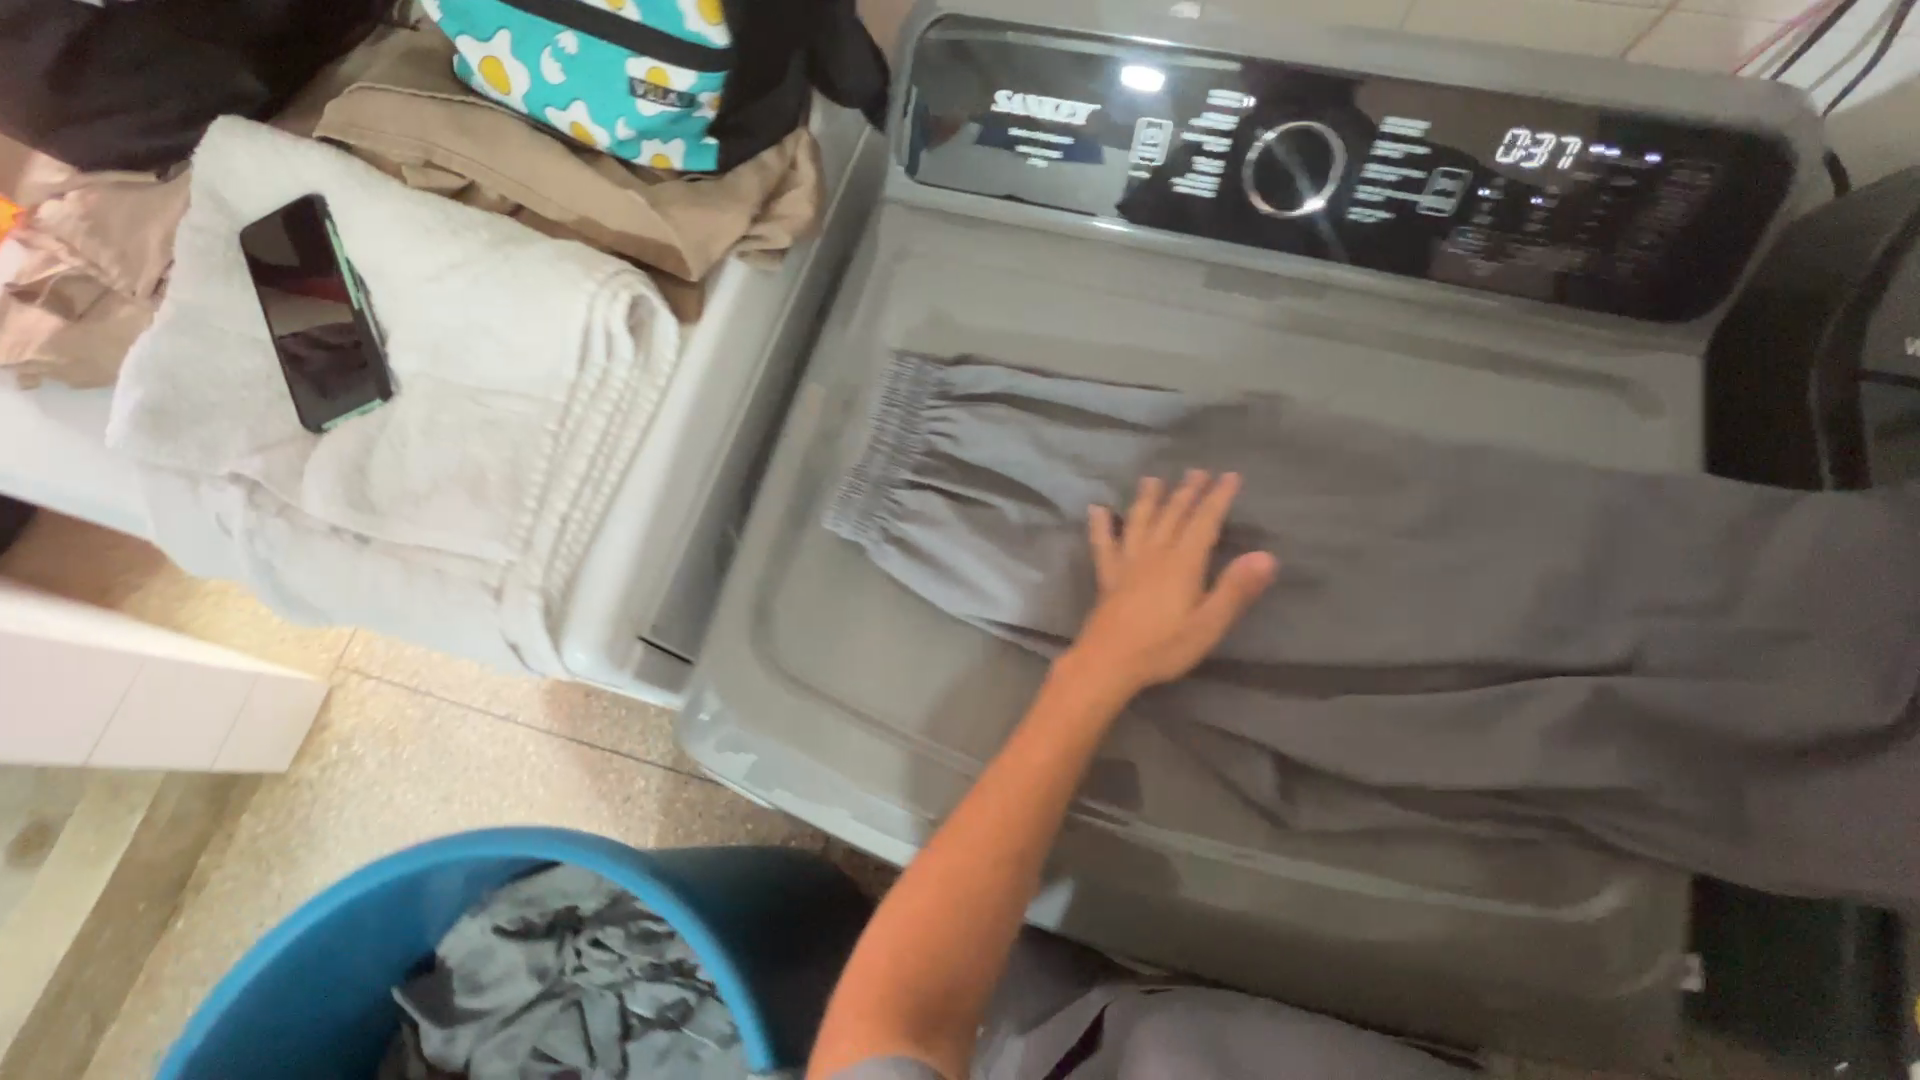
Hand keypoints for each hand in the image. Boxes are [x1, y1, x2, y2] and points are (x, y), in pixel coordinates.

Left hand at [1065, 470, 1278, 695]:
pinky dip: (1101, 525)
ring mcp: (1126, 564)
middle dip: (1187, 491)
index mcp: (1182, 564)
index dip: (1218, 498)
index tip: (1229, 475)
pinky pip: (1103, 543)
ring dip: (1148, 499)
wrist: (1107, 662)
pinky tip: (1097, 509)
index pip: (1204, 522)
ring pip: (1139, 522)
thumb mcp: (1208, 625)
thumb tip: (1267, 555)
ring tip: (1152, 479)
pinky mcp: (1106, 577)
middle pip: (1172, 515)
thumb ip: (1235, 589)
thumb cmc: (1162, 648)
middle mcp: (1153, 555)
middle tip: (1197, 470)